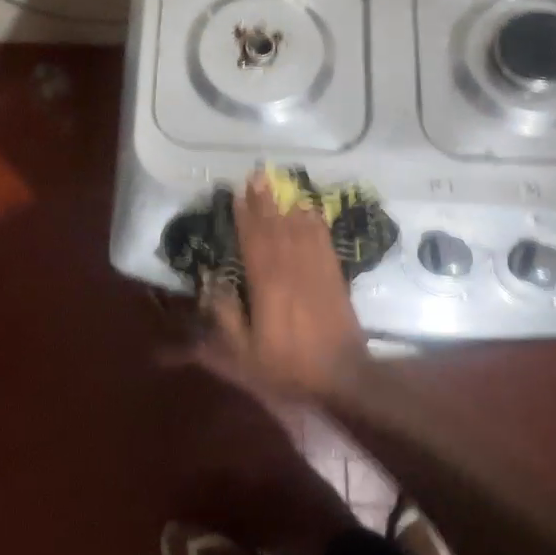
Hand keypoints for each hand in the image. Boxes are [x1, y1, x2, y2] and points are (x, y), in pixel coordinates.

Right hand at [202, 172, 368, 400]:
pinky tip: (309, 210)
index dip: (244, 217)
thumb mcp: (245, 356)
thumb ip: (226, 318)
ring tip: (278, 185)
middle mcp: (290, 270)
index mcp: (266, 286)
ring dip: (286, 205)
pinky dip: (315, 224)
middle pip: (275, 228)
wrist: (343, 378)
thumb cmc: (288, 368)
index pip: (253, 242)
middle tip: (256, 176)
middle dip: (264, 202)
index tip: (237, 193)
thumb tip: (212, 282)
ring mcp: (316, 272)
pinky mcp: (335, 278)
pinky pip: (323, 242)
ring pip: (298, 230)